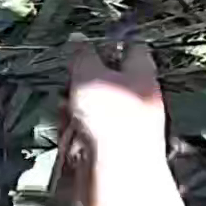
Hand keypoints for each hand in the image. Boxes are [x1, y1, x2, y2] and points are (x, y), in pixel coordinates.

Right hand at [63, 40, 165, 160]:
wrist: (117, 168)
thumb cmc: (110, 116)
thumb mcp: (89, 75)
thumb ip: (82, 56)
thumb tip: (77, 37)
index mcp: (141, 74)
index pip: (130, 47)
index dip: (108, 43)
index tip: (85, 42)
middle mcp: (137, 96)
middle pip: (106, 78)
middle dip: (81, 80)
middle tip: (68, 82)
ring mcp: (123, 122)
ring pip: (92, 105)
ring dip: (73, 105)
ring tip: (64, 111)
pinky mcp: (108, 144)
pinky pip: (86, 128)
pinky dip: (73, 126)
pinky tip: (67, 132)